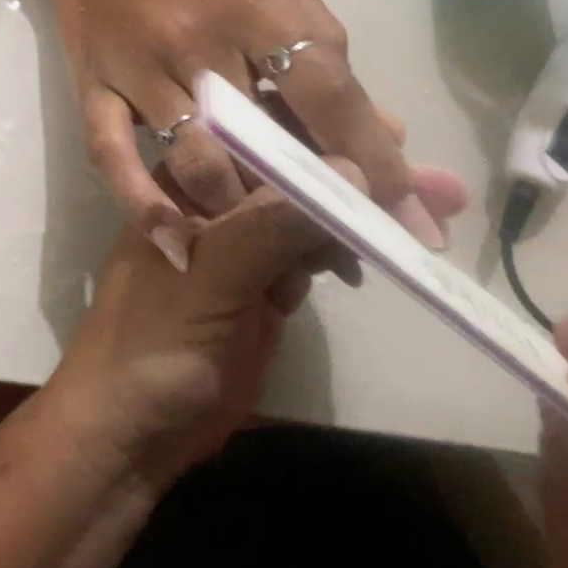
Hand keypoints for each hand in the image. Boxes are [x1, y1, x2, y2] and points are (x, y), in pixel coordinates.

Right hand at [41, 0, 451, 250]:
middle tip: (347, 255)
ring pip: (198, 162)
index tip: (413, 220)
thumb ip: (321, 39)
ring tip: (276, 253)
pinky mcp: (93, 89)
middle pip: (266, 142)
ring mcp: (141, 69)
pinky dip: (142, 206)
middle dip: (314, 207)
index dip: (376, 161)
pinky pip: (112, 156)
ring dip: (241, 216)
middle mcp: (199, 40)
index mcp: (254, 3)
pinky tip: (177, 247)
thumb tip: (376, 123)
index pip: (329, 95)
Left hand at [47, 163, 469, 488]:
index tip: (390, 132)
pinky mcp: (264, 285)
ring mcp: (243, 245)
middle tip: (432, 180)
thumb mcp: (207, 284)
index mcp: (187, 182)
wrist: (128, 436)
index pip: (261, 135)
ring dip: (368, 210)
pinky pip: (313, 254)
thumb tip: (350, 171)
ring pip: (312, 212)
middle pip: (297, 172)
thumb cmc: (149, 352)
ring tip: (439, 207)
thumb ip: (268, 227)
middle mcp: (217, 203)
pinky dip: (348, 249)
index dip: (325, 130)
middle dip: (363, 172)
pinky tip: (385, 251)